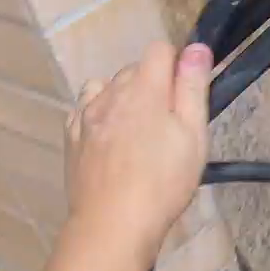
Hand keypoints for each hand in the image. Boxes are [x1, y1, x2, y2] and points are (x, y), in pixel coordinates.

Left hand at [65, 41, 212, 260]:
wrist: (114, 223)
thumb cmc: (164, 182)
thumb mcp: (193, 135)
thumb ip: (193, 88)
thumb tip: (196, 47)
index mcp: (144, 88)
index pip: (160, 50)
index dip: (179, 68)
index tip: (188, 98)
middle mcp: (110, 92)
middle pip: (134, 71)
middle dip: (153, 87)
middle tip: (170, 128)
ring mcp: (86, 114)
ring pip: (106, 88)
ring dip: (123, 100)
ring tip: (138, 134)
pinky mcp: (72, 138)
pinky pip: (86, 111)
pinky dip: (100, 117)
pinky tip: (111, 141)